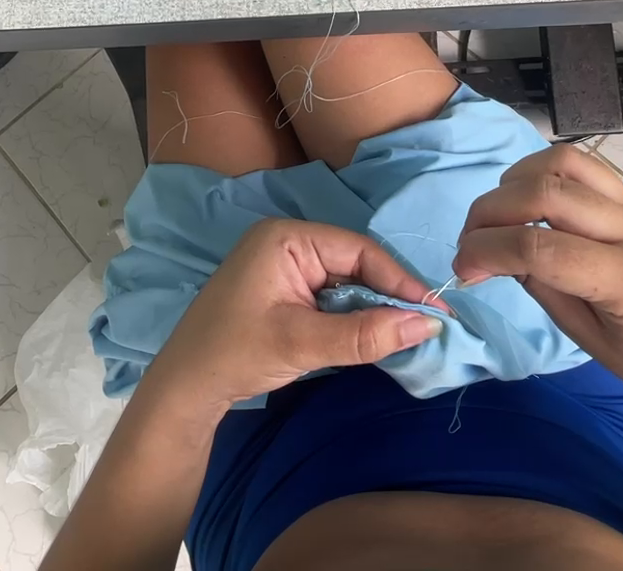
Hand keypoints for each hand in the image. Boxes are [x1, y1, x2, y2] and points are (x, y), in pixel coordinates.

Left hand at [147, 220, 444, 414]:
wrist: (186, 385)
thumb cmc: (237, 353)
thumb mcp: (304, 344)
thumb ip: (365, 334)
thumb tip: (429, 324)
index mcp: (286, 238)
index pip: (358, 250)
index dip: (399, 280)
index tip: (437, 312)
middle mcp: (287, 241)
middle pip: (354, 262)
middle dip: (388, 294)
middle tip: (428, 327)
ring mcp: (284, 265)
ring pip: (345, 280)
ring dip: (372, 306)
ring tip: (409, 332)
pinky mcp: (283, 288)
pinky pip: (329, 294)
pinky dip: (351, 315)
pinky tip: (372, 334)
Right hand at [452, 146, 622, 426]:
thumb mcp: (584, 337)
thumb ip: (536, 284)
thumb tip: (486, 255)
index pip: (538, 246)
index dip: (486, 250)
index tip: (461, 267)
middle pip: (545, 192)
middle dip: (490, 210)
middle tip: (469, 240)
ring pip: (564, 163)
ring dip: (514, 182)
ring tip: (498, 215)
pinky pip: (583, 167)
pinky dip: (541, 173)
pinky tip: (527, 200)